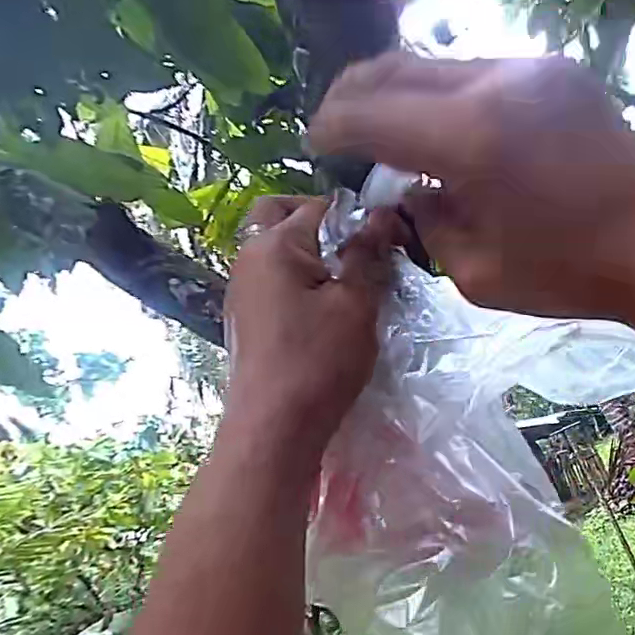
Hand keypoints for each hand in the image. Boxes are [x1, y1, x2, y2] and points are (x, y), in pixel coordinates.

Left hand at [223, 196, 403, 448]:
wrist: (273, 429)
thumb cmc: (318, 362)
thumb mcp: (354, 305)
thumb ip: (365, 255)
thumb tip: (379, 217)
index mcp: (273, 245)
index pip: (320, 205)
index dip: (360, 215)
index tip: (392, 237)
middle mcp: (248, 259)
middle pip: (281, 217)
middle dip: (322, 222)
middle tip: (357, 247)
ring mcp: (242, 291)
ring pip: (277, 252)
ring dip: (311, 255)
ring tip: (348, 283)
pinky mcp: (246, 319)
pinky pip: (274, 283)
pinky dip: (299, 283)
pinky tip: (325, 311)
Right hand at [308, 53, 634, 319]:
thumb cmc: (564, 273)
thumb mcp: (473, 271)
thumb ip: (424, 221)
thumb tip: (405, 189)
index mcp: (470, 140)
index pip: (371, 112)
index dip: (331, 125)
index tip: (315, 143)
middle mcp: (496, 84)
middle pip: (395, 70)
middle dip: (353, 97)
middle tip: (336, 129)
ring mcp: (529, 69)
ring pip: (435, 65)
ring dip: (399, 95)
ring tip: (386, 132)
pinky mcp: (553, 71)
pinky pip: (476, 73)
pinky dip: (443, 97)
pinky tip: (443, 131)